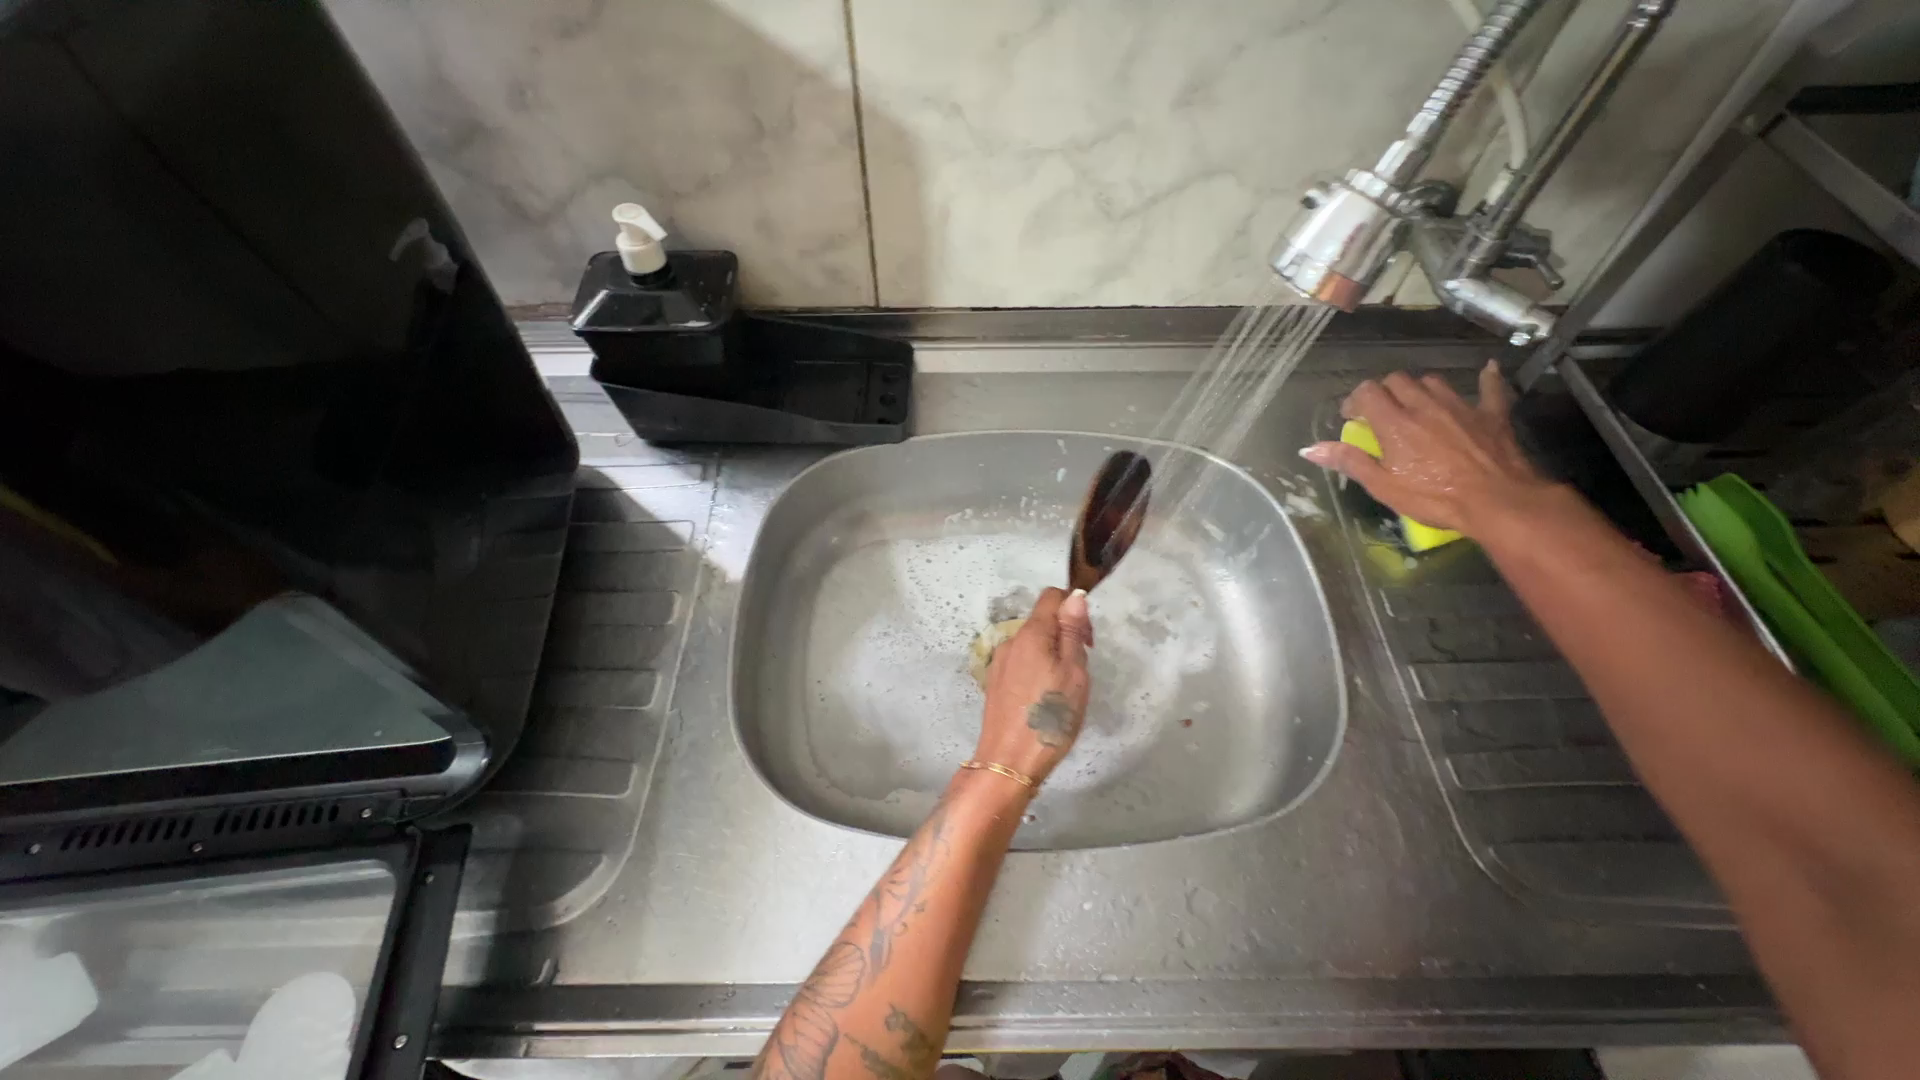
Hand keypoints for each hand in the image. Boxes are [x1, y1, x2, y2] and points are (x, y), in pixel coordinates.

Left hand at [977, 587, 1091, 784]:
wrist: (1008, 762)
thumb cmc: (1050, 718)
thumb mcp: (1074, 673)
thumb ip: (1073, 632)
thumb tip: (1076, 596)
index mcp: (1031, 635)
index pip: (1051, 597)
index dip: (1074, 609)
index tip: (1088, 641)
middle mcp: (1010, 642)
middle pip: (1042, 622)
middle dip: (1065, 636)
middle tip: (1079, 672)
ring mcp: (999, 663)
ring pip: (1032, 645)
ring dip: (1051, 656)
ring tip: (1063, 692)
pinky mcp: (995, 684)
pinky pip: (1021, 664)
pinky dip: (1036, 672)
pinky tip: (1044, 701)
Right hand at [1300, 360, 1561, 536]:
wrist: (1497, 501)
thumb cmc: (1434, 498)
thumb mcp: (1384, 486)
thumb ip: (1349, 461)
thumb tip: (1309, 449)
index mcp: (1395, 423)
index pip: (1367, 392)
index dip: (1355, 400)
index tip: (1352, 418)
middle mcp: (1424, 405)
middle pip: (1398, 380)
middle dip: (1385, 391)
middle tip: (1382, 413)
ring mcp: (1460, 406)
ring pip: (1433, 381)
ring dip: (1420, 389)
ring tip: (1417, 407)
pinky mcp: (1491, 414)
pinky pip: (1488, 387)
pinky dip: (1485, 379)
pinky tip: (1486, 371)